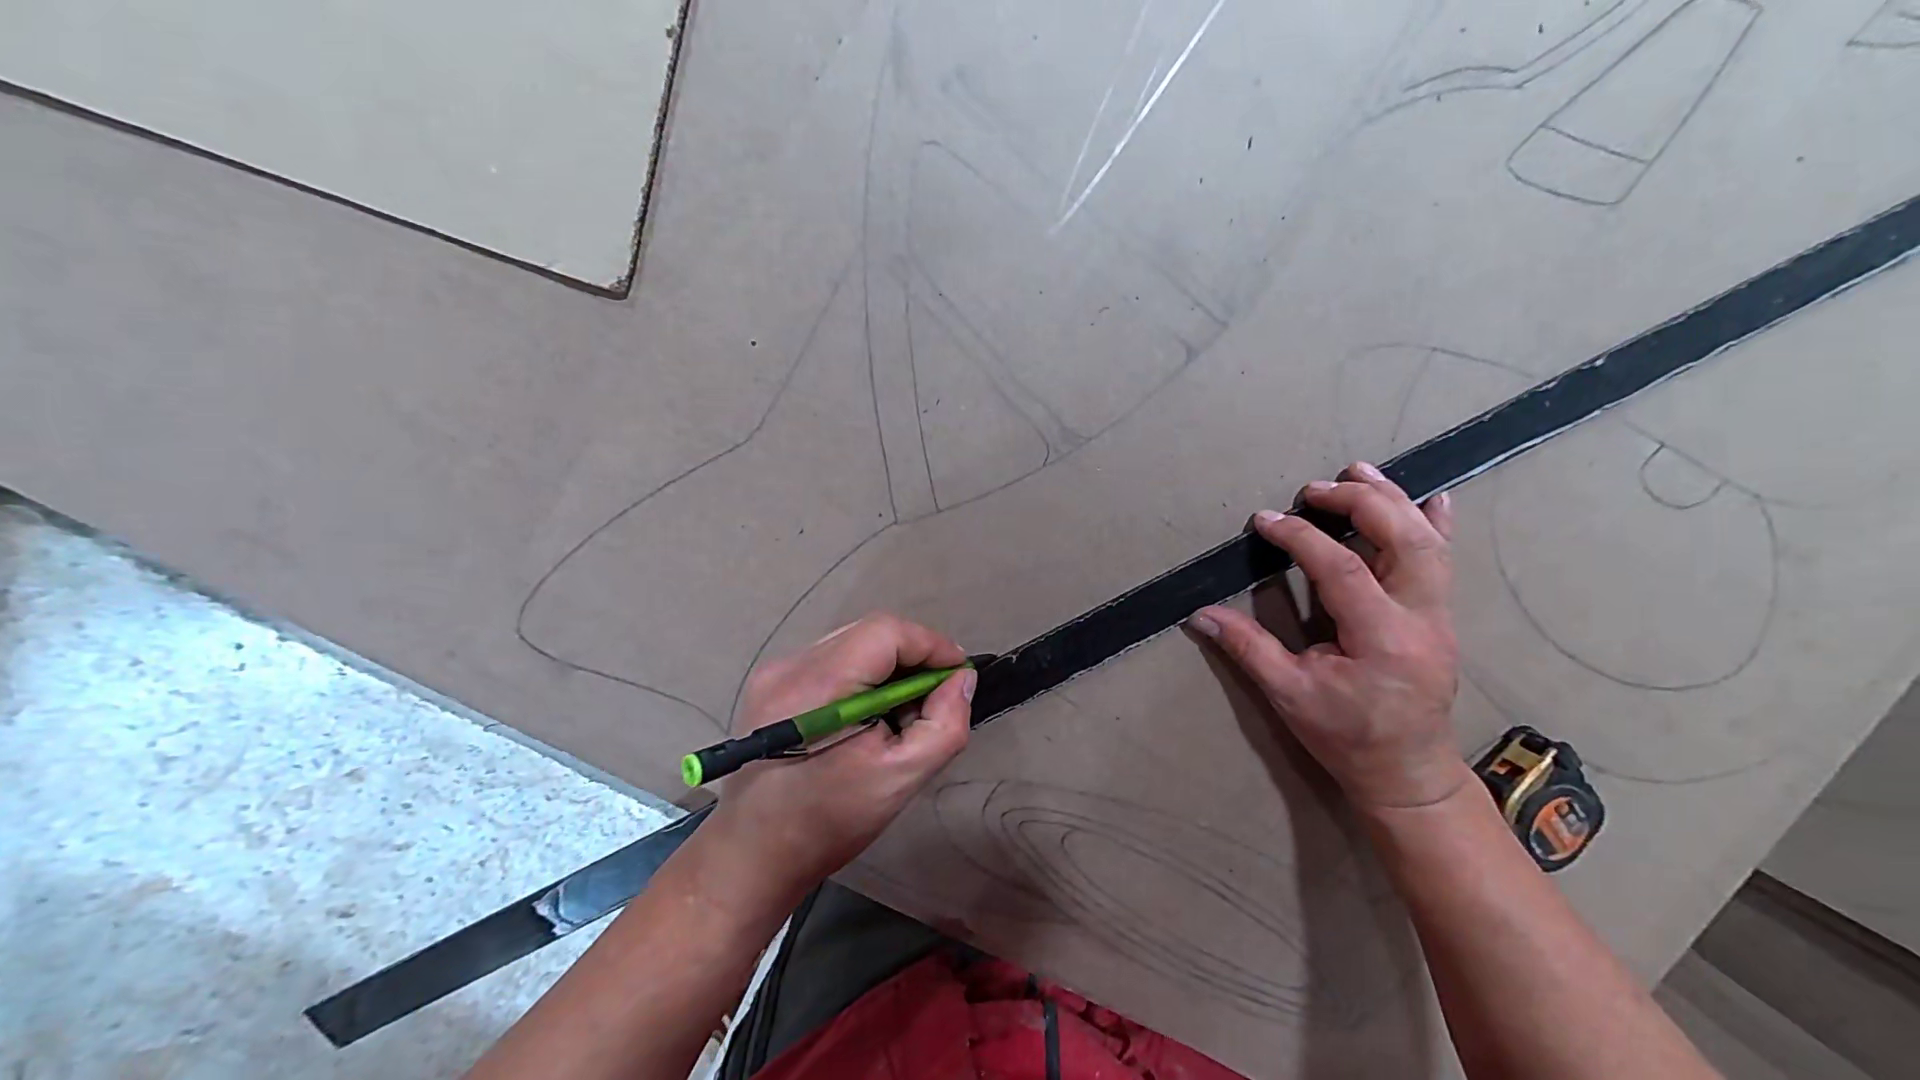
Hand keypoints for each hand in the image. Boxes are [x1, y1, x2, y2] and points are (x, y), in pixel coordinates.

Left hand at [703, 613, 975, 897]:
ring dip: (888, 665)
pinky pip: (830, 659)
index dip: (930, 644)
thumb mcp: (901, 778)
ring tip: (903, 708)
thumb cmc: (829, 821)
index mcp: (817, 686)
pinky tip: (869, 712)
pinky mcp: (770, 683)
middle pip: (868, 632)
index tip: (958, 672)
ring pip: (850, 642)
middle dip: (912, 655)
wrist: (754, 853)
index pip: (885, 632)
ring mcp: (775, 671)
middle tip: (936, 693)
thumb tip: (962, 680)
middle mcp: (790, 665)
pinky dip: (862, 674)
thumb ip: (944, 724)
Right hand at [1190, 462, 1465, 811]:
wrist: (1408, 772)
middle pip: (1402, 539)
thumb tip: (1201, 614)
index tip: (1265, 521)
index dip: (1300, 538)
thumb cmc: (1346, 736)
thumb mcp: (1289, 695)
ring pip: (1428, 543)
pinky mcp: (1441, 618)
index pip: (1340, 568)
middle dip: (1359, 503)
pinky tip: (1431, 499)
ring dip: (1394, 501)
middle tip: (1314, 489)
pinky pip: (1445, 561)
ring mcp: (1440, 616)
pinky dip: (1437, 525)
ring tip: (1359, 471)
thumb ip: (1248, 648)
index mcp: (1381, 637)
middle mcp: (1421, 617)